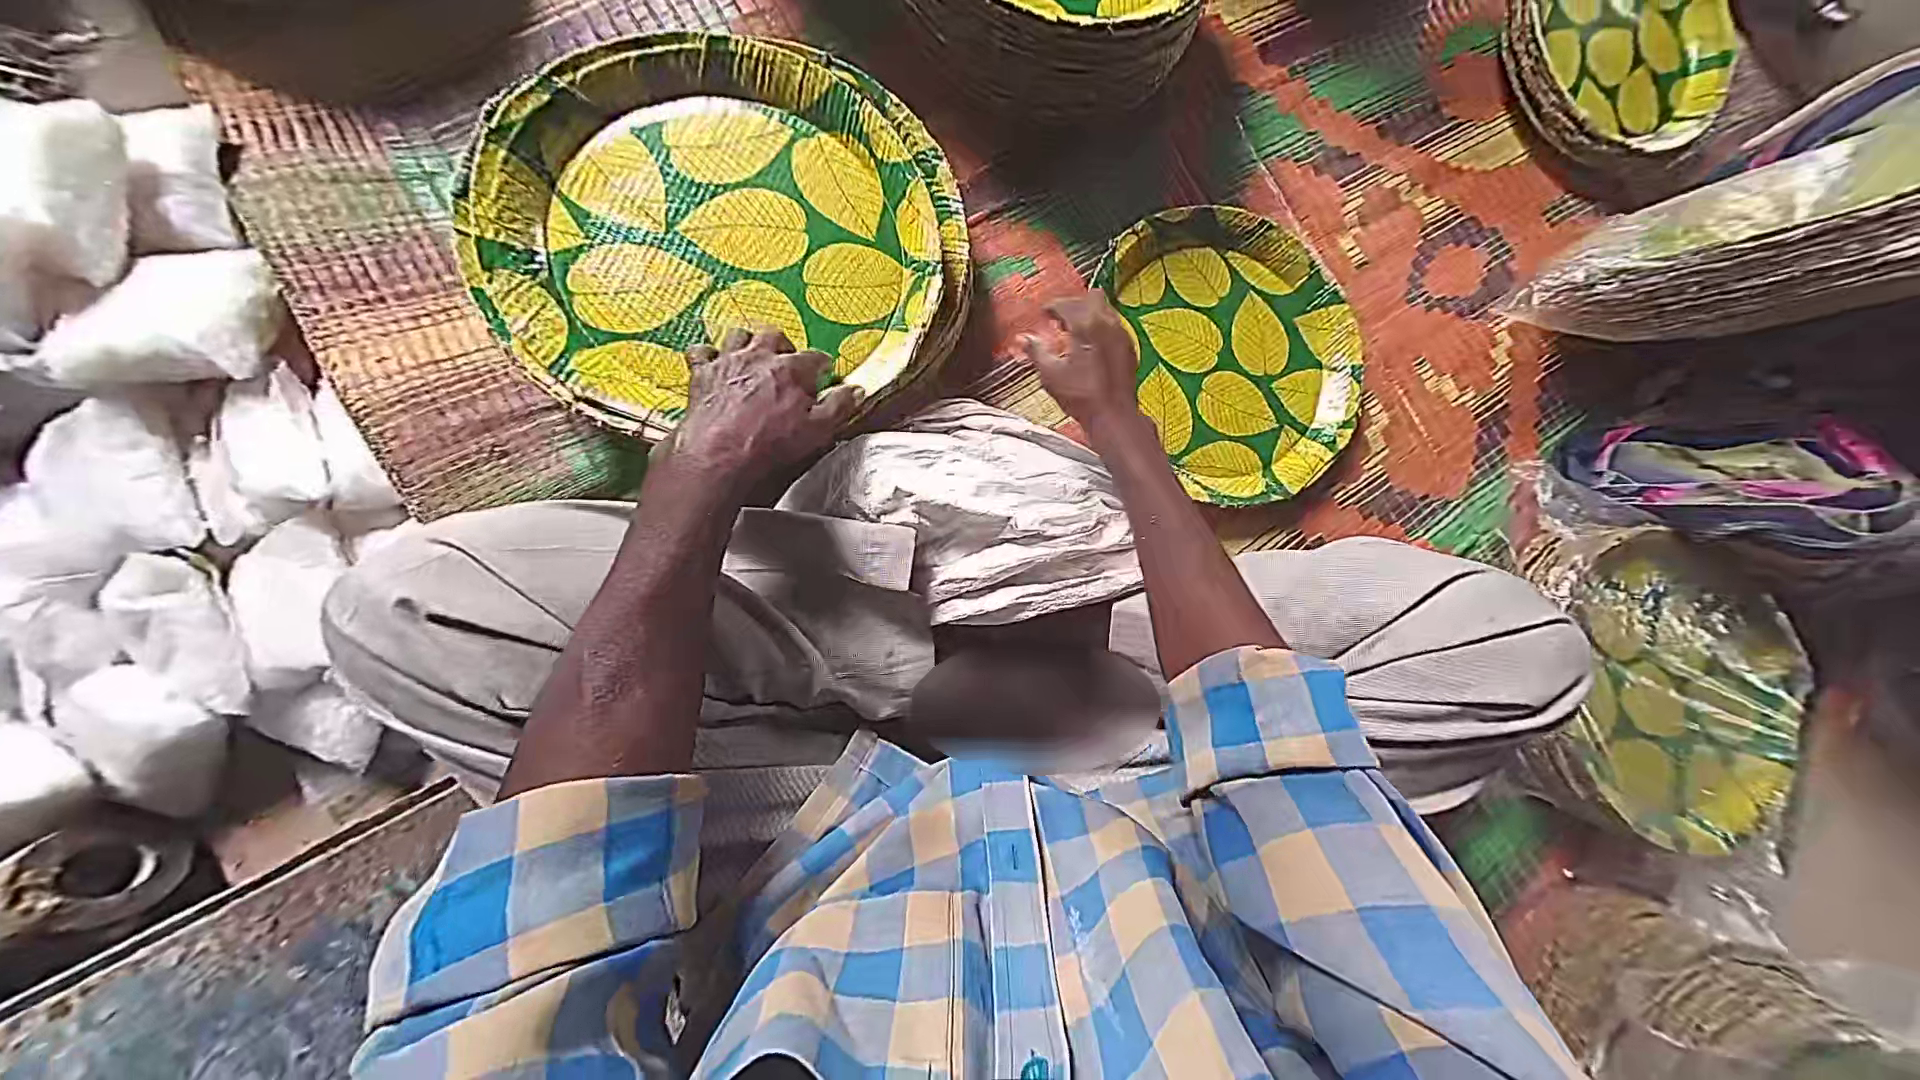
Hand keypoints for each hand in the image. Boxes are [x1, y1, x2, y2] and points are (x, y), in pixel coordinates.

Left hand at [663, 327, 862, 493]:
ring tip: (754, 357)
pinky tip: (715, 365)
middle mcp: (758, 357)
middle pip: (775, 336)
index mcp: (791, 369)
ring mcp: (727, 362)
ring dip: (748, 343)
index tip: (824, 374)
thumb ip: (839, 406)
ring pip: (739, 335)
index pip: (815, 357)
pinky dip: (709, 355)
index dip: (822, 366)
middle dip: (784, 346)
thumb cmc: (768, 446)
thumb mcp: (818, 431)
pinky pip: (702, 351)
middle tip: (789, 362)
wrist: (717, 457)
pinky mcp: (701, 374)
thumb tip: (855, 391)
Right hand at [1024, 290, 1140, 429]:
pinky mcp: (1129, 348)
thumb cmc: (1083, 397)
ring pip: (1106, 309)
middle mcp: (1107, 324)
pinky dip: (1101, 327)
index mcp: (1085, 325)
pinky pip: (1114, 325)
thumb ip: (1036, 352)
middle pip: (1090, 298)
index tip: (1044, 313)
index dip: (1051, 307)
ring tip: (1075, 329)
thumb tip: (1024, 340)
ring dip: (1089, 313)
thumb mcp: (1050, 374)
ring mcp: (1121, 335)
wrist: (1112, 415)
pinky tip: (1092, 344)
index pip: (1066, 303)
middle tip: (1059, 317)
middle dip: (1073, 304)